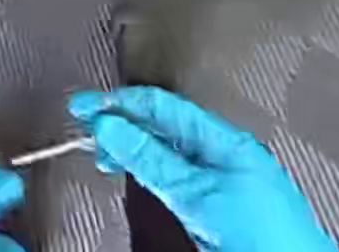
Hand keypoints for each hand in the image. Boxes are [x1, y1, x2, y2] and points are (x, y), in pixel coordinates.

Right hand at [68, 87, 337, 251]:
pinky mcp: (222, 205)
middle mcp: (223, 151)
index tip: (81, 106)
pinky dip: (149, 168)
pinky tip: (133, 174)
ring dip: (132, 147)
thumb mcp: (196, 197)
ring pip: (167, 148)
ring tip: (103, 158)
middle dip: (121, 123)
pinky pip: (176, 172)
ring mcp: (224, 178)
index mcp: (223, 139)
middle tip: (85, 130)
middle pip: (162, 123)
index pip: (160, 104)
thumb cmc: (257, 240)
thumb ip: (149, 158)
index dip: (118, 101)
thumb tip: (105, 123)